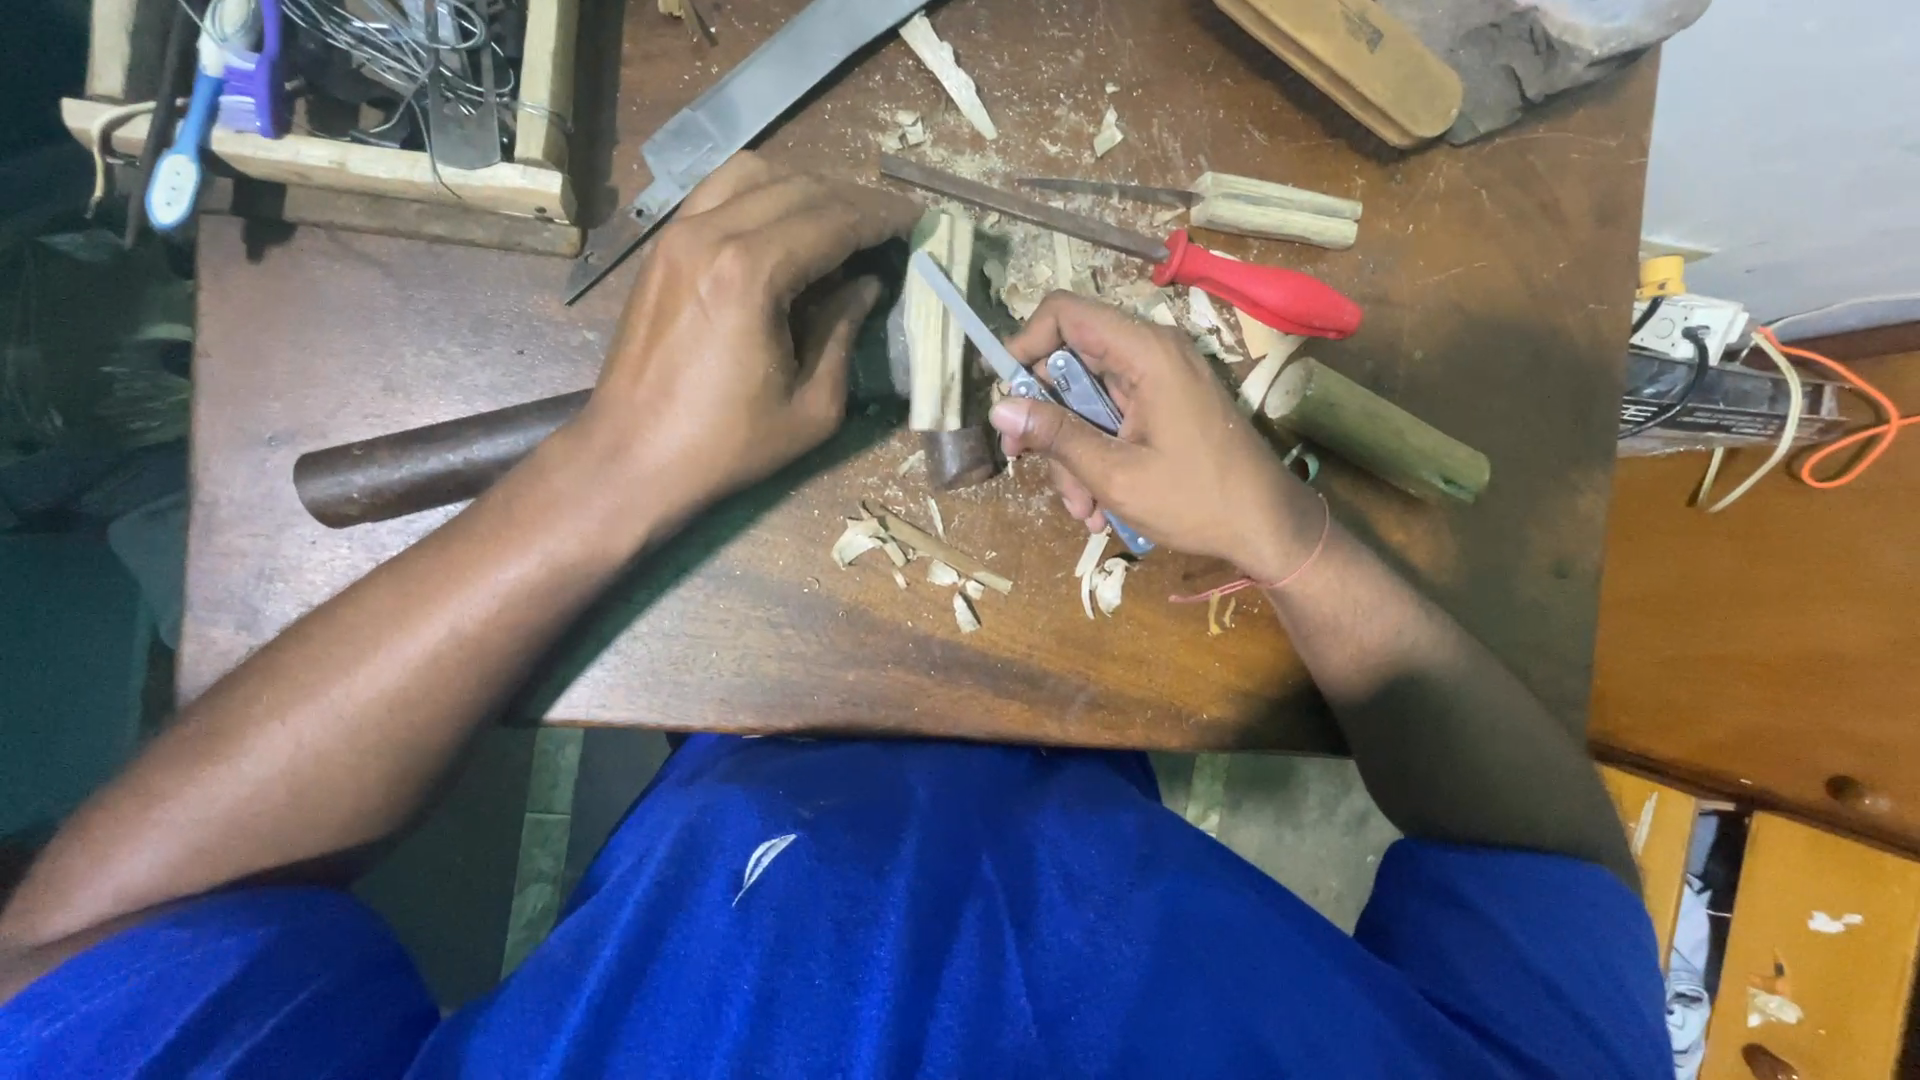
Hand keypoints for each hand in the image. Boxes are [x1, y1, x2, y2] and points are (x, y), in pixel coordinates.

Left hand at [571, 151, 920, 526]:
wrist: (633, 454)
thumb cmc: (727, 444)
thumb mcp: (812, 406)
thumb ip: (842, 333)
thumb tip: (866, 285)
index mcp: (751, 274)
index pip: (832, 220)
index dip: (881, 218)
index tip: (915, 220)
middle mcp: (710, 234)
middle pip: (798, 186)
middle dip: (853, 198)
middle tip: (889, 222)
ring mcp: (678, 233)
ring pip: (755, 173)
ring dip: (807, 186)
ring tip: (840, 217)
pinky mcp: (662, 246)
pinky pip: (719, 190)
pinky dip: (762, 191)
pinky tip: (785, 220)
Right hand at [988, 291, 1321, 581]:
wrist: (1268, 528)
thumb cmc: (1197, 500)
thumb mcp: (1116, 473)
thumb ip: (1056, 436)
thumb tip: (998, 408)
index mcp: (1145, 353)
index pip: (1065, 313)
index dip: (1025, 343)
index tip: (1004, 392)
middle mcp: (1151, 354)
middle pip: (1070, 364)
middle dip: (1047, 421)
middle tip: (1026, 463)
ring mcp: (1159, 381)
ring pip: (1086, 401)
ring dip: (1071, 455)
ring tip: (1084, 509)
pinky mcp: (1163, 406)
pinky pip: (1111, 419)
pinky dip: (1097, 458)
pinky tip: (1101, 506)